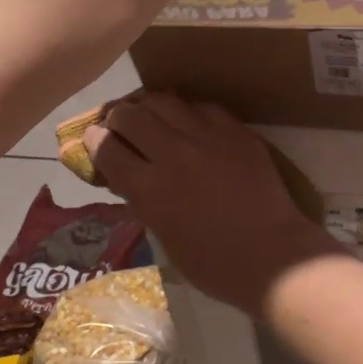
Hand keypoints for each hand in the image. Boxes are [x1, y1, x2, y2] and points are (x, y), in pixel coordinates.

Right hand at [87, 92, 342, 314]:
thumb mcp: (163, 233)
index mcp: (149, 188)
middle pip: (134, 116)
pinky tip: (188, 116)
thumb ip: (144, 199)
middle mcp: (174, 154)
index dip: (95, 139)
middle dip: (118, 114)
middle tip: (117, 118)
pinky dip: (189, 110)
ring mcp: (209, 138)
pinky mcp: (237, 131)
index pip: (108, 150)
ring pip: (168, 102)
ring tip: (146, 108)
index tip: (93, 135)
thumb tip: (129, 176)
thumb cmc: (211, 261)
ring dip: (150, 103)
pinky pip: (205, 108)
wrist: (269, 252)